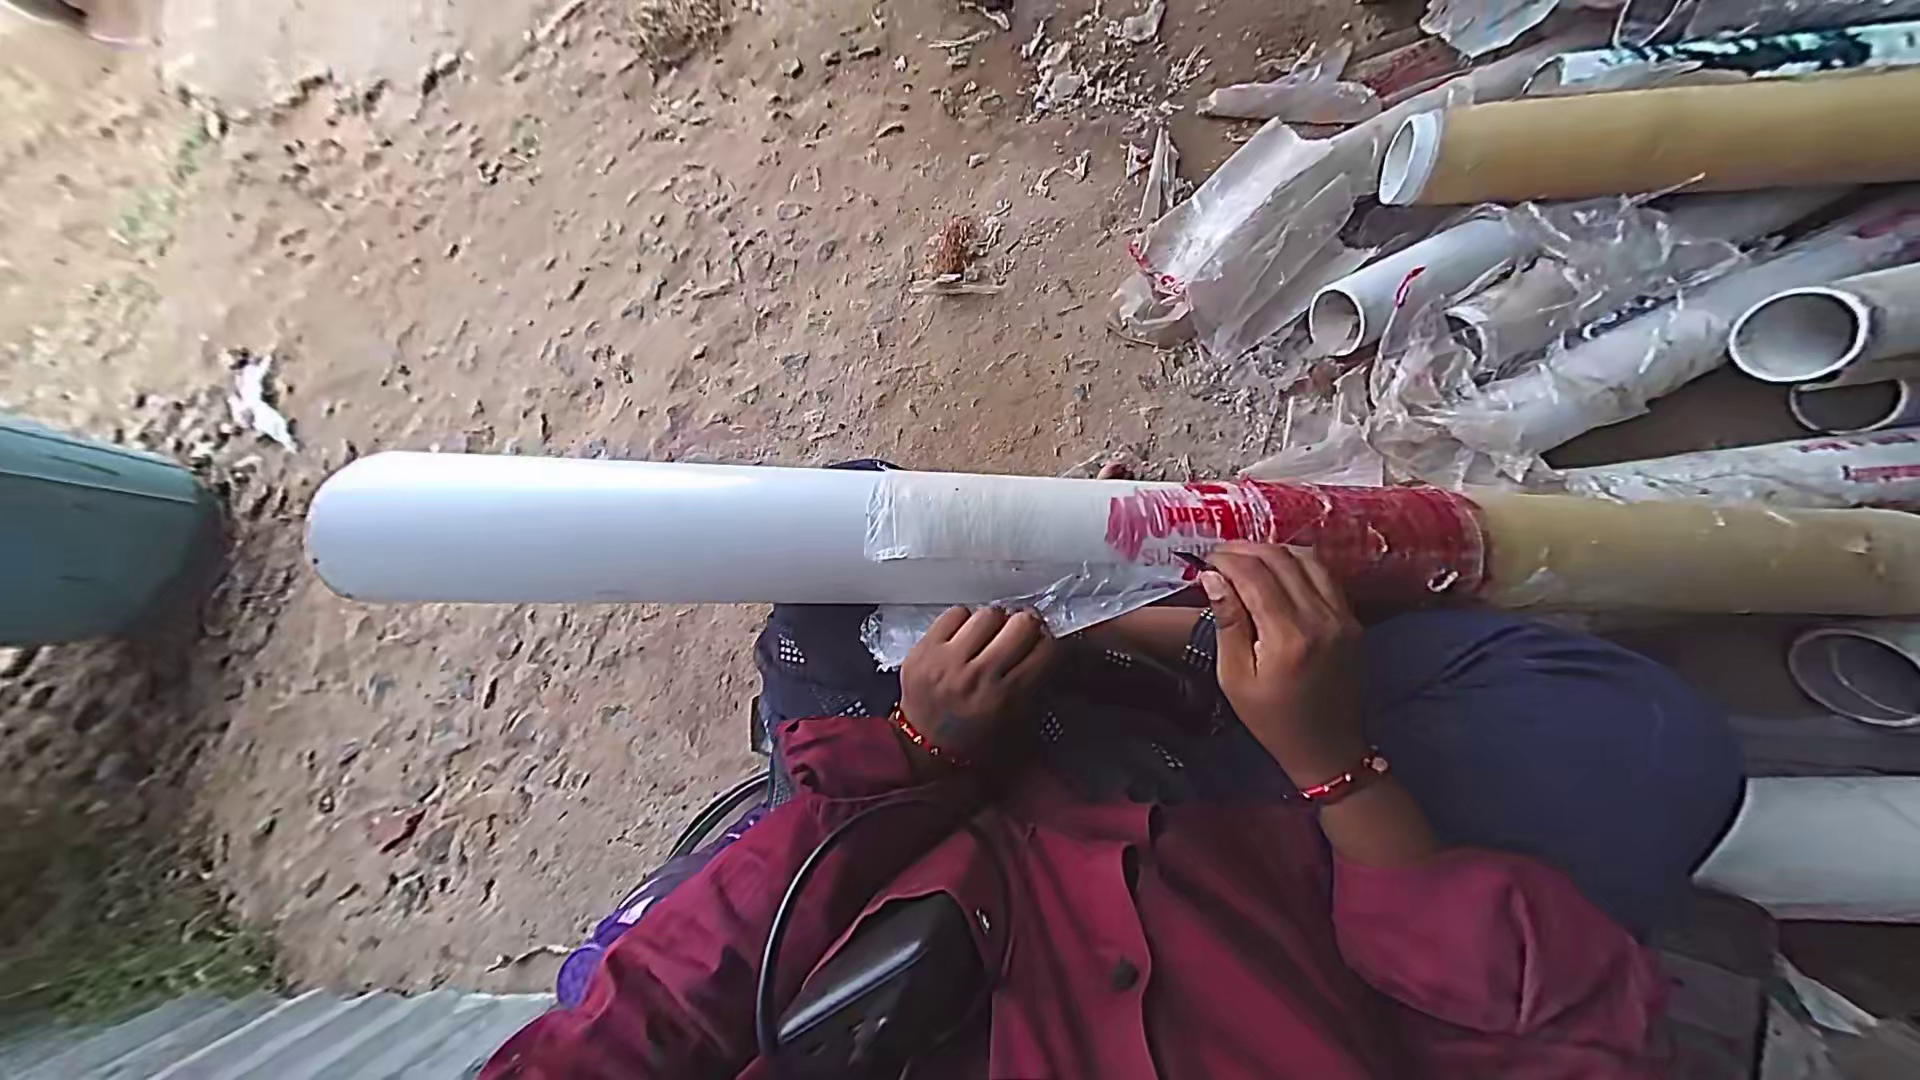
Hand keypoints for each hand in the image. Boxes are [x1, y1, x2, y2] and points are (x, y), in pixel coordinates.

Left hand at [899, 607, 1058, 761]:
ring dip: (994, 623)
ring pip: (989, 614)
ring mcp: (949, 659)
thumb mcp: (1015, 728)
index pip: (1046, 650)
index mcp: (1005, 697)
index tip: (1044, 646)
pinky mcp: (925, 648)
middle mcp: (979, 674)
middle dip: (1026, 626)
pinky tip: (963, 636)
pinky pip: (956, 613)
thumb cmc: (971, 741)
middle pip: (1022, 623)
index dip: (1050, 644)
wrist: (919, 747)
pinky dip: (964, 621)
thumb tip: (1046, 648)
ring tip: (989, 636)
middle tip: (1019, 635)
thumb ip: (1035, 691)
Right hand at [1200, 543, 1367, 786]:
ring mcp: (1341, 616)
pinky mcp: (1351, 618)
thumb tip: (1212, 577)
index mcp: (1288, 636)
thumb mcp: (1234, 676)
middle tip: (1217, 556)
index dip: (1225, 559)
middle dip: (1243, 549)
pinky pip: (1323, 573)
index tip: (1203, 561)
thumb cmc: (1271, 717)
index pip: (1253, 574)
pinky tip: (1273, 568)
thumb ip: (1227, 621)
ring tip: (1242, 558)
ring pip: (1305, 558)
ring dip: (1270, 550)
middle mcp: (1320, 618)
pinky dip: (1295, 561)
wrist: (1327, 746)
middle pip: (1280, 558)